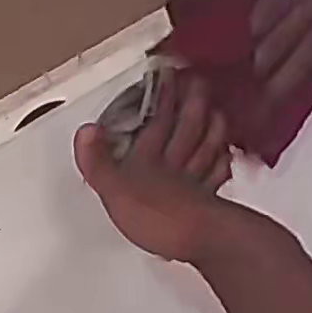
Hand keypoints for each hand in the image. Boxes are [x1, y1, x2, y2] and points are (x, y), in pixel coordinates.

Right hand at [74, 71, 248, 263]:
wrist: (200, 239)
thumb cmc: (158, 216)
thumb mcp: (114, 190)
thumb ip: (97, 161)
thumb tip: (86, 130)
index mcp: (151, 159)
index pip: (158, 120)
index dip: (163, 96)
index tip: (167, 73)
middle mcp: (177, 165)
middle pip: (189, 127)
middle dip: (193, 102)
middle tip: (199, 81)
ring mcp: (197, 182)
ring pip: (208, 146)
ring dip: (213, 126)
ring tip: (217, 110)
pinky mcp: (209, 202)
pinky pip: (218, 175)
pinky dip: (222, 163)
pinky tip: (225, 159)